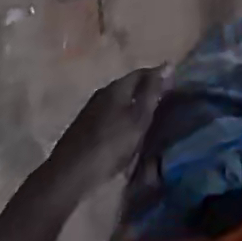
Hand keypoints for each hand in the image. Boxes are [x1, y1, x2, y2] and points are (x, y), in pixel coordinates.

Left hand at [49, 65, 167, 190]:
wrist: (68, 176)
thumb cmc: (109, 145)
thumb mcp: (138, 118)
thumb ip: (152, 92)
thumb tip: (168, 64)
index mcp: (117, 87)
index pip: (142, 73)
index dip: (158, 77)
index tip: (173, 87)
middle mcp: (102, 94)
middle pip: (129, 88)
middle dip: (145, 94)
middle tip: (163, 106)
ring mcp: (90, 112)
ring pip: (117, 104)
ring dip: (132, 110)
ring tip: (146, 123)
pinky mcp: (82, 130)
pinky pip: (109, 119)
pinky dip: (121, 123)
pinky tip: (125, 138)